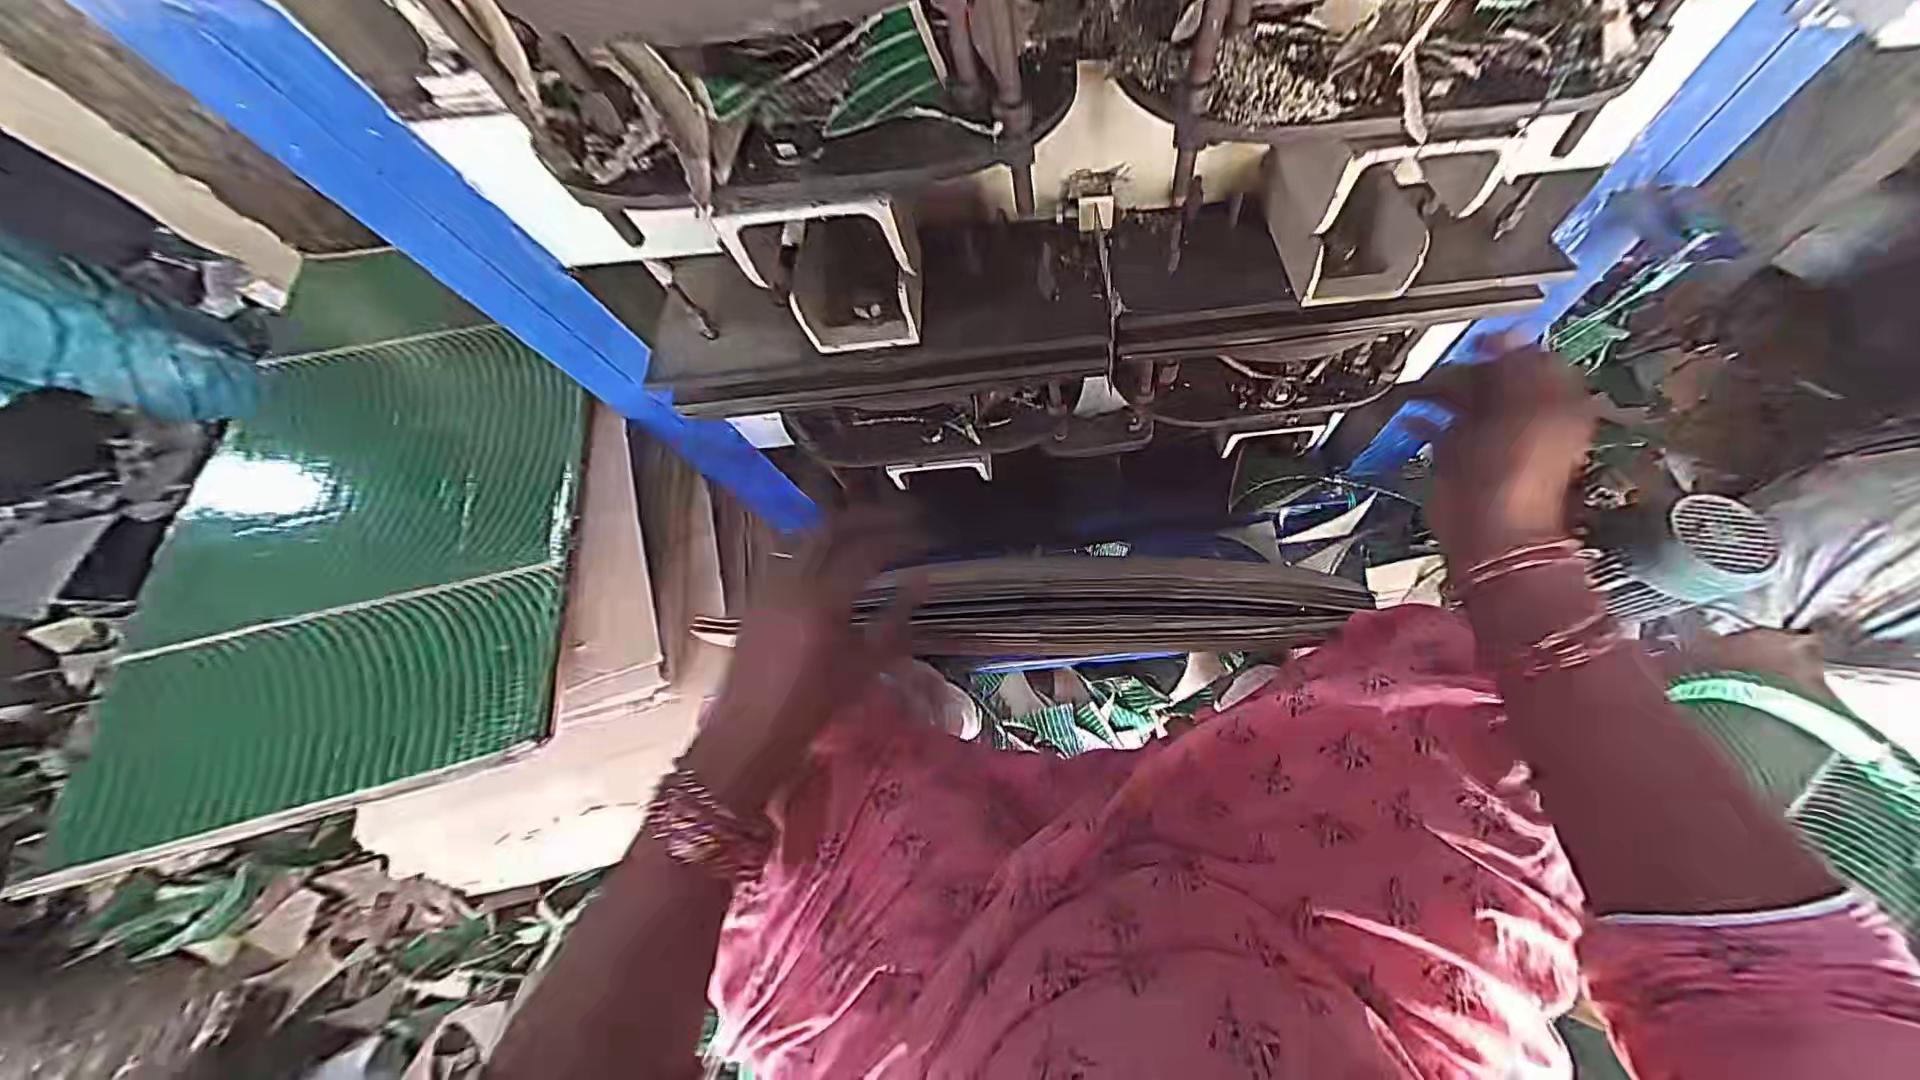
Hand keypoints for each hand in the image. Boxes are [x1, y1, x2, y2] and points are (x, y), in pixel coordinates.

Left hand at [683, 507, 919, 812]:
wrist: (749, 732)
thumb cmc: (810, 709)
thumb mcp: (864, 667)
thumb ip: (897, 617)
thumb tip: (923, 582)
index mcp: (823, 602)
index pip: (868, 550)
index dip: (900, 536)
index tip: (921, 535)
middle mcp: (791, 583)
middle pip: (833, 526)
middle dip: (869, 516)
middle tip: (897, 518)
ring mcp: (769, 585)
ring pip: (807, 535)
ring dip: (841, 526)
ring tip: (868, 530)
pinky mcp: (757, 594)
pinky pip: (790, 553)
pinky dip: (817, 546)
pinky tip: (833, 558)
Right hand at [1419, 345, 1595, 567]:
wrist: (1484, 525)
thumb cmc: (1510, 478)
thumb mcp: (1521, 412)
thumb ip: (1516, 370)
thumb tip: (1510, 335)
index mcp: (1551, 404)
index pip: (1531, 360)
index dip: (1505, 348)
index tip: (1482, 340)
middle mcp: (1522, 417)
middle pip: (1493, 378)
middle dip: (1466, 371)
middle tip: (1444, 367)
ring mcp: (1488, 437)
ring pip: (1462, 400)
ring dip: (1439, 392)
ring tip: (1420, 388)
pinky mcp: (1459, 455)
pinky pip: (1439, 428)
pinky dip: (1423, 419)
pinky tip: (1411, 415)